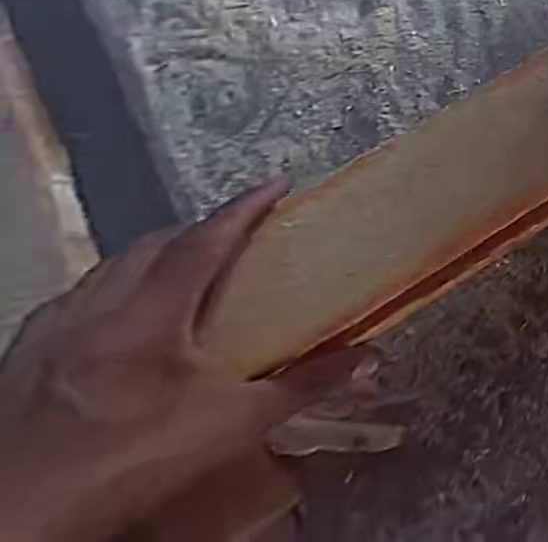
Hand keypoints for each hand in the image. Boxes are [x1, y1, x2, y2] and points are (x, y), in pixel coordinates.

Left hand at [0, 181, 366, 541]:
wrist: (11, 528)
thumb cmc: (128, 464)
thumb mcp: (233, 426)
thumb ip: (304, 384)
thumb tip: (366, 355)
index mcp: (143, 321)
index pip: (200, 243)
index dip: (243, 208)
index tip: (279, 185)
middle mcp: (89, 318)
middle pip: (147, 248)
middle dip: (199, 229)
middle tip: (242, 229)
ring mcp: (43, 342)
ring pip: (103, 271)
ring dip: (153, 256)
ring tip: (190, 263)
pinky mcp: (15, 367)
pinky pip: (69, 302)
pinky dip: (109, 289)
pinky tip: (123, 311)